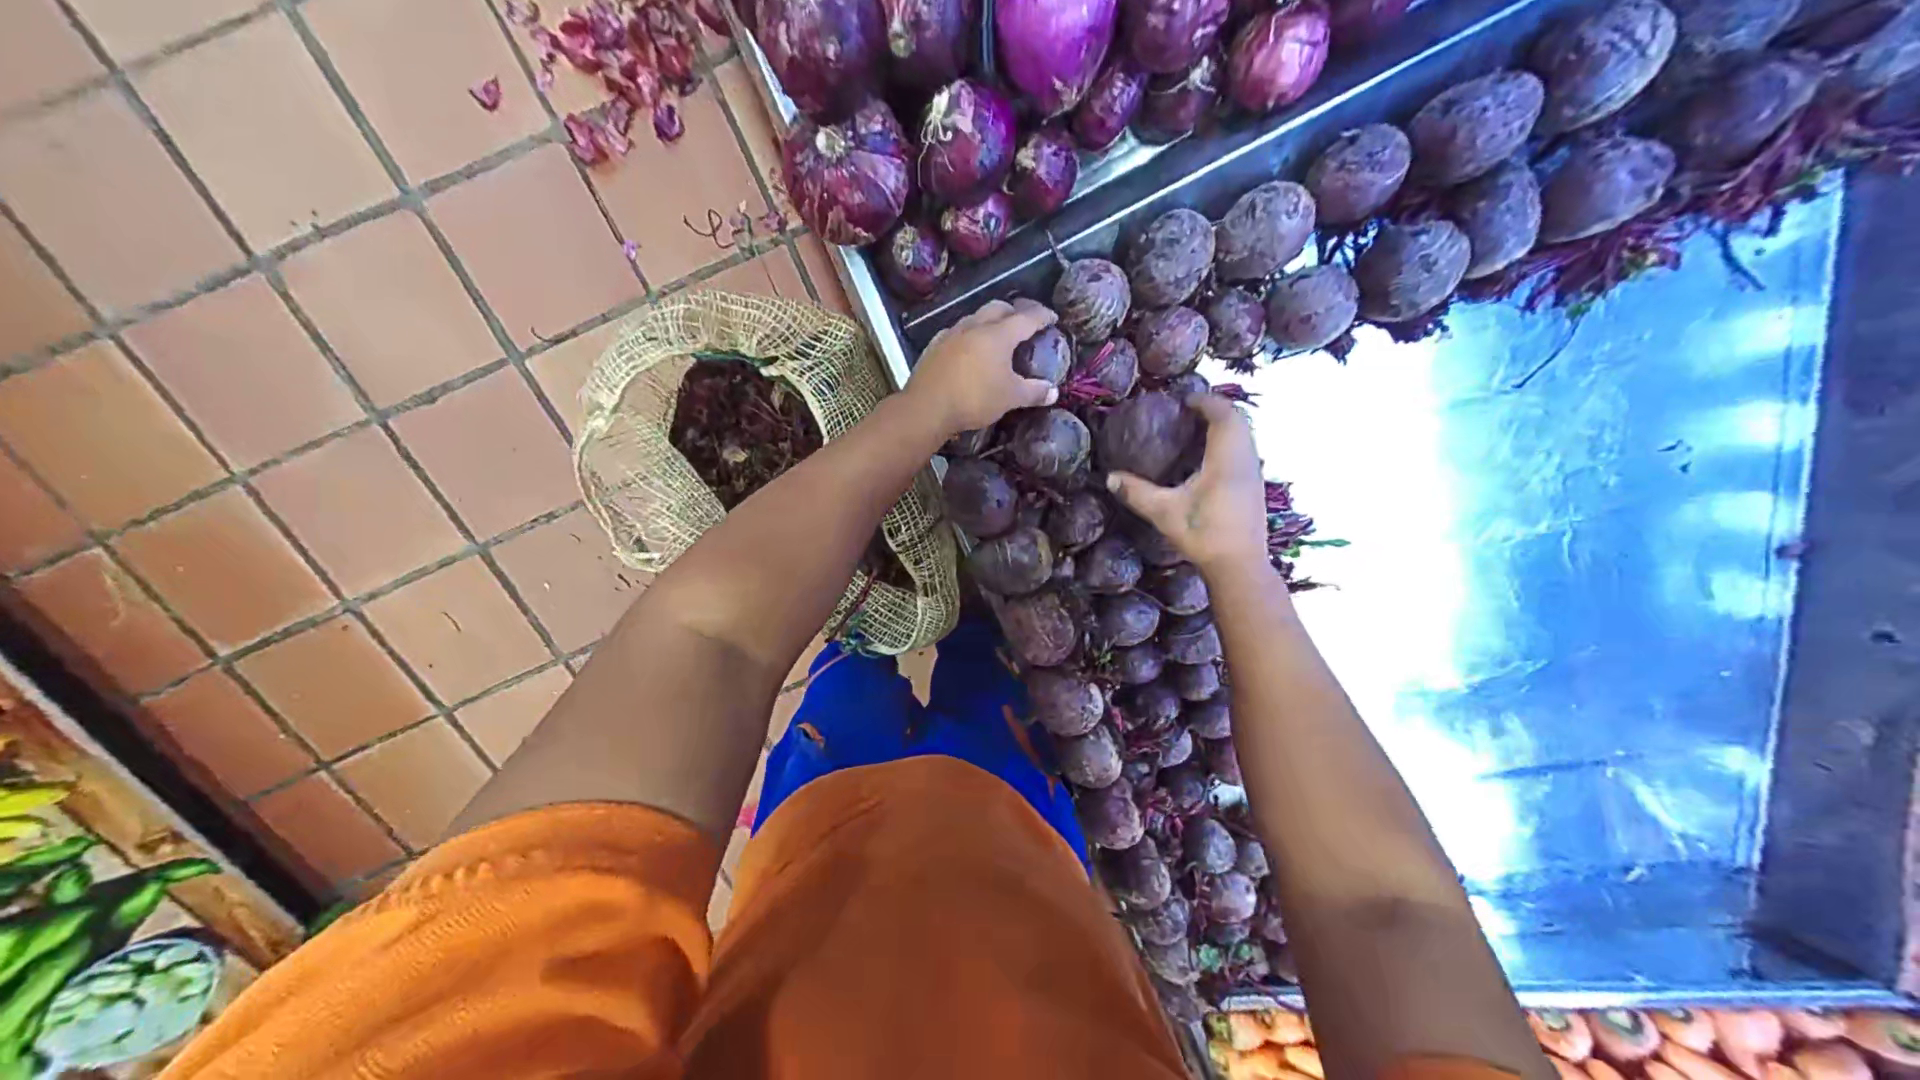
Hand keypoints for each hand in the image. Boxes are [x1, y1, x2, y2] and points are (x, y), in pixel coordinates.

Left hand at [903, 299, 1058, 437]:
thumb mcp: (1010, 398)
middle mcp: (975, 326)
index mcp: (999, 334)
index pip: (1027, 317)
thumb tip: (1053, 392)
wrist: (927, 408)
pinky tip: (968, 348)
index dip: (1042, 316)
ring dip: (989, 320)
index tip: (1052, 318)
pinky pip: (956, 332)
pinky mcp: (934, 346)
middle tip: (1024, 323)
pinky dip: (968, 335)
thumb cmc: (975, 399)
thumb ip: (1034, 392)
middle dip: (1014, 311)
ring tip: (997, 335)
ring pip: (975, 317)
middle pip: (998, 308)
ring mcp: (951, 334)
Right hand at [1107, 394, 1268, 575]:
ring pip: (1243, 436)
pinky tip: (1205, 461)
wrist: (1239, 566)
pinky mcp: (1254, 488)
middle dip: (1213, 411)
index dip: (1204, 401)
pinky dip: (1227, 444)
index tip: (1182, 400)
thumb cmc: (1203, 534)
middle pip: (1237, 420)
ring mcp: (1254, 474)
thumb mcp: (1163, 512)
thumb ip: (1136, 492)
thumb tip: (1110, 478)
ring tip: (1194, 433)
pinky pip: (1243, 452)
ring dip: (1222, 428)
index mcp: (1227, 457)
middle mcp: (1246, 459)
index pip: (1222, 413)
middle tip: (1186, 413)